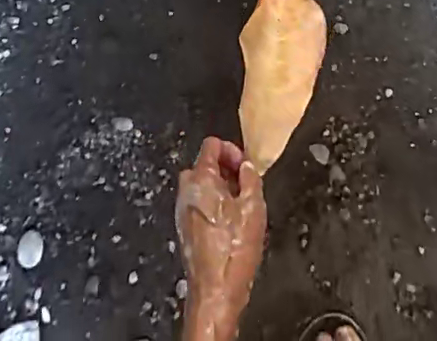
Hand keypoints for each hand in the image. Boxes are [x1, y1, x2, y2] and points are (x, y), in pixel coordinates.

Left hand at [176, 137, 265, 340]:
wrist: (215, 291)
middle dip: (226, 170)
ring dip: (220, 187)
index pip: (211, 144)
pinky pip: (198, 202)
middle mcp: (187, 189)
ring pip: (202, 184)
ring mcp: (183, 208)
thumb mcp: (254, 207)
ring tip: (240, 206)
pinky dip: (212, 204)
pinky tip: (229, 223)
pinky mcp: (184, 226)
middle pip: (205, 163)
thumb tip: (247, 165)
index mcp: (201, 178)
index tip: (244, 166)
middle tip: (245, 186)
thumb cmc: (233, 250)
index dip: (231, 150)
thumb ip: (251, 178)